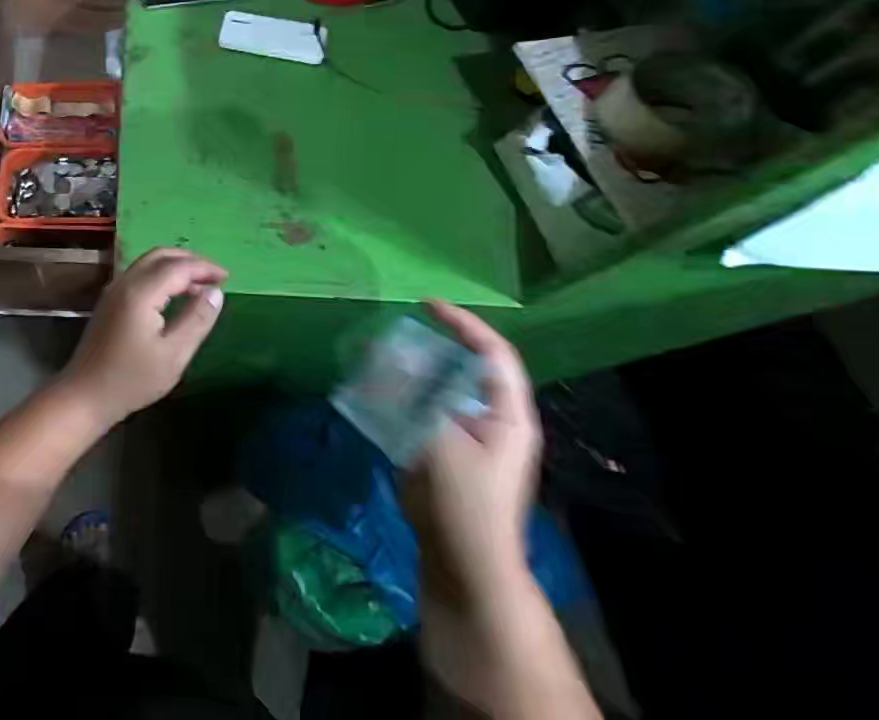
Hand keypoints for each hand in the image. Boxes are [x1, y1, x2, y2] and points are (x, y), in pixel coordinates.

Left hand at [62, 247, 226, 423]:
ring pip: (148, 262)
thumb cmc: (131, 380)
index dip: (205, 268)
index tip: (227, 278)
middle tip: (215, 276)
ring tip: (200, 285)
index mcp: (140, 293)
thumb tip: (216, 292)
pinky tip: (174, 296)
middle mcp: (125, 283)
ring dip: (176, 266)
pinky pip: (140, 274)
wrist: (83, 397)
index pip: (179, 267)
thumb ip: (197, 319)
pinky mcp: (109, 301)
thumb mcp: (174, 354)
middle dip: (191, 261)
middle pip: (161, 255)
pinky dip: (162, 275)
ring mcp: (113, 291)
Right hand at [403, 300, 541, 606]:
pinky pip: (420, 416)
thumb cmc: (467, 508)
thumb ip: (417, 401)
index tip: (428, 305)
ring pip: (437, 392)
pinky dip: (398, 401)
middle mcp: (490, 421)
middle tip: (394, 333)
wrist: (465, 572)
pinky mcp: (443, 457)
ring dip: (408, 374)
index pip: (493, 354)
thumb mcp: (443, 448)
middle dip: (429, 348)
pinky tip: (372, 396)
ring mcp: (466, 440)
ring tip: (376, 359)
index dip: (465, 324)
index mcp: (507, 416)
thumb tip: (391, 361)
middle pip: (462, 369)